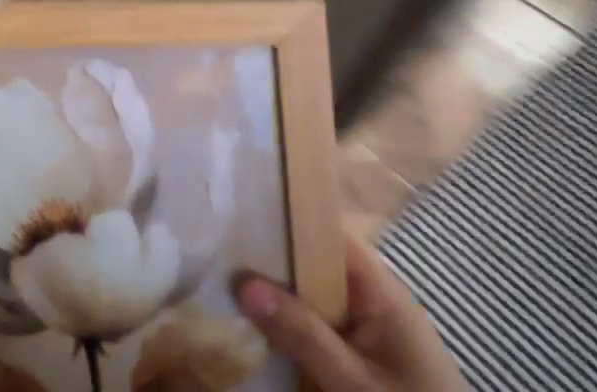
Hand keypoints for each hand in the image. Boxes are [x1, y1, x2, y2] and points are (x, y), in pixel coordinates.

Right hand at [233, 236, 464, 391]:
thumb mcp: (355, 385)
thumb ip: (303, 335)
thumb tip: (242, 281)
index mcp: (383, 295)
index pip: (328, 238)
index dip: (284, 223)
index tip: (234, 220)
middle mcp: (374, 306)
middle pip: (312, 269)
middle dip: (267, 266)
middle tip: (214, 259)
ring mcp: (366, 337)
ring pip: (308, 303)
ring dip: (271, 302)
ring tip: (218, 290)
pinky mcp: (358, 364)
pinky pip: (314, 334)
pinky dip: (285, 332)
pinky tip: (248, 334)